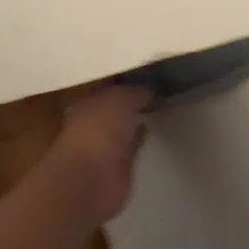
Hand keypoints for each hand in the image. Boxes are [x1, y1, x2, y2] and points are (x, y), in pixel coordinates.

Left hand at [50, 84, 151, 223]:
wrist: (90, 182)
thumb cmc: (98, 130)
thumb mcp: (121, 98)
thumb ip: (137, 90)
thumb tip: (152, 88)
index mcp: (86, 99)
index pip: (108, 82)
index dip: (126, 75)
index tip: (149, 67)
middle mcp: (94, 119)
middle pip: (116, 103)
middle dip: (133, 94)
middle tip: (160, 82)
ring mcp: (105, 143)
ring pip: (124, 124)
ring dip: (137, 116)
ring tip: (161, 102)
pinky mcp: (119, 165)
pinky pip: (133, 144)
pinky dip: (141, 136)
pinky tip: (154, 126)